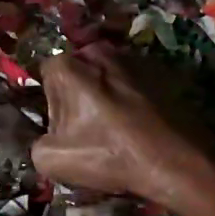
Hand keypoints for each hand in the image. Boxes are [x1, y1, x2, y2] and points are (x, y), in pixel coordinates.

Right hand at [31, 44, 214, 212]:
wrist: (178, 162)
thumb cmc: (110, 156)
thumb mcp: (52, 160)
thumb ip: (36, 143)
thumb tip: (48, 137)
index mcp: (69, 66)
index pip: (47, 74)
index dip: (51, 101)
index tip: (63, 126)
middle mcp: (100, 52)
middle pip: (79, 72)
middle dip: (79, 95)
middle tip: (88, 129)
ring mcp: (135, 59)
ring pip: (108, 76)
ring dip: (108, 96)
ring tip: (117, 130)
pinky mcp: (163, 73)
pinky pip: (135, 83)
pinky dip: (133, 100)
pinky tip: (140, 127)